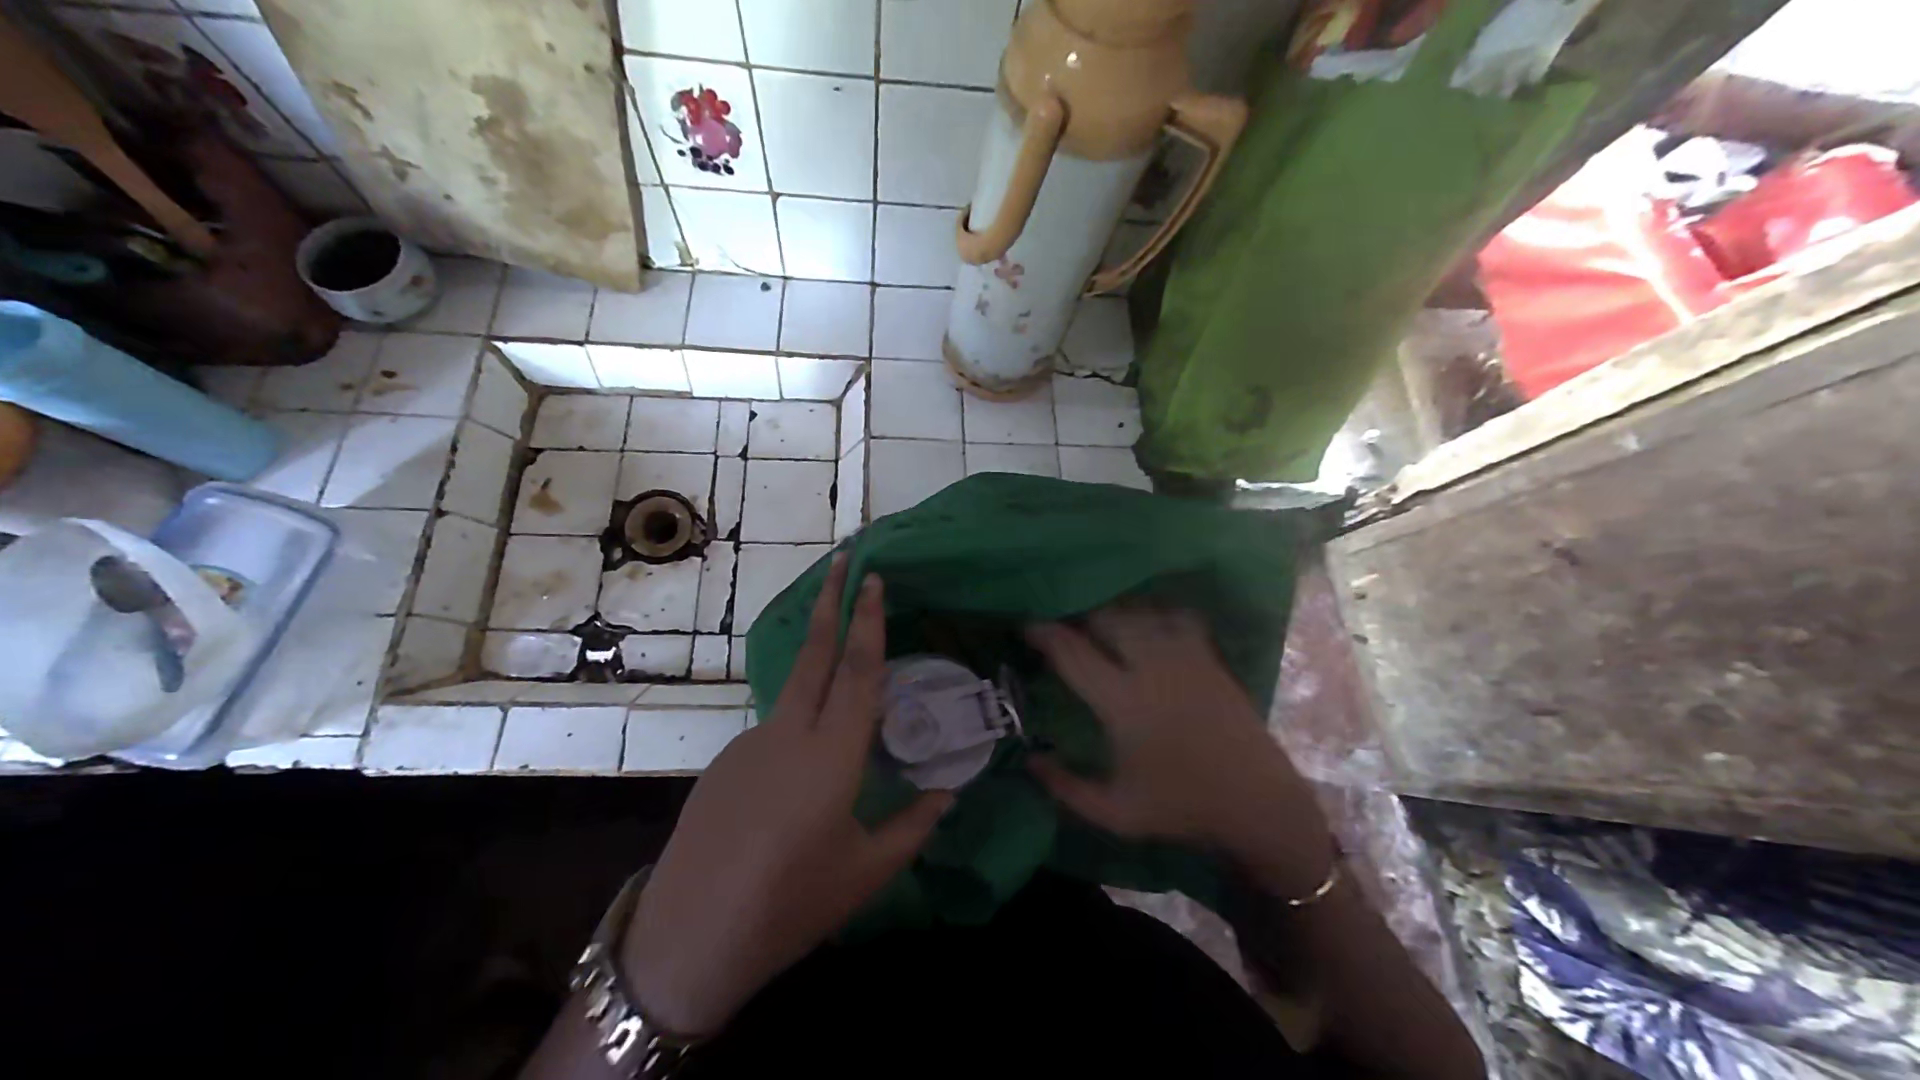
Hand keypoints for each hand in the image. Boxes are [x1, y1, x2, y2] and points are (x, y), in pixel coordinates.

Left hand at [622, 554, 949, 1037]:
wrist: (688, 938)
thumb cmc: (791, 906)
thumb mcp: (866, 872)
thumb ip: (913, 825)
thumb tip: (947, 793)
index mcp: (833, 756)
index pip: (859, 672)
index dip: (870, 621)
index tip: (874, 579)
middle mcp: (791, 734)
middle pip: (815, 653)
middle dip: (831, 600)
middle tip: (845, 557)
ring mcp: (752, 743)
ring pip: (795, 687)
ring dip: (819, 656)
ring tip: (844, 653)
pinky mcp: (728, 761)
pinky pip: (777, 728)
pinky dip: (801, 722)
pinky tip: (804, 771)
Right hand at [1025, 607, 1332, 895]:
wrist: (1258, 804)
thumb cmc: (1181, 808)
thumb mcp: (1114, 812)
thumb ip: (1064, 787)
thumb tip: (1029, 758)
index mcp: (1122, 702)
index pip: (1072, 652)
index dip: (1043, 633)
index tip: (1026, 625)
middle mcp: (1151, 667)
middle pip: (1106, 618)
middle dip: (1078, 615)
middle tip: (1062, 623)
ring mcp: (1185, 657)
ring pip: (1140, 612)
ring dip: (1113, 611)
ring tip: (1098, 620)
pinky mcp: (1210, 658)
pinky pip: (1176, 617)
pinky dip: (1154, 612)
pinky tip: (1146, 621)